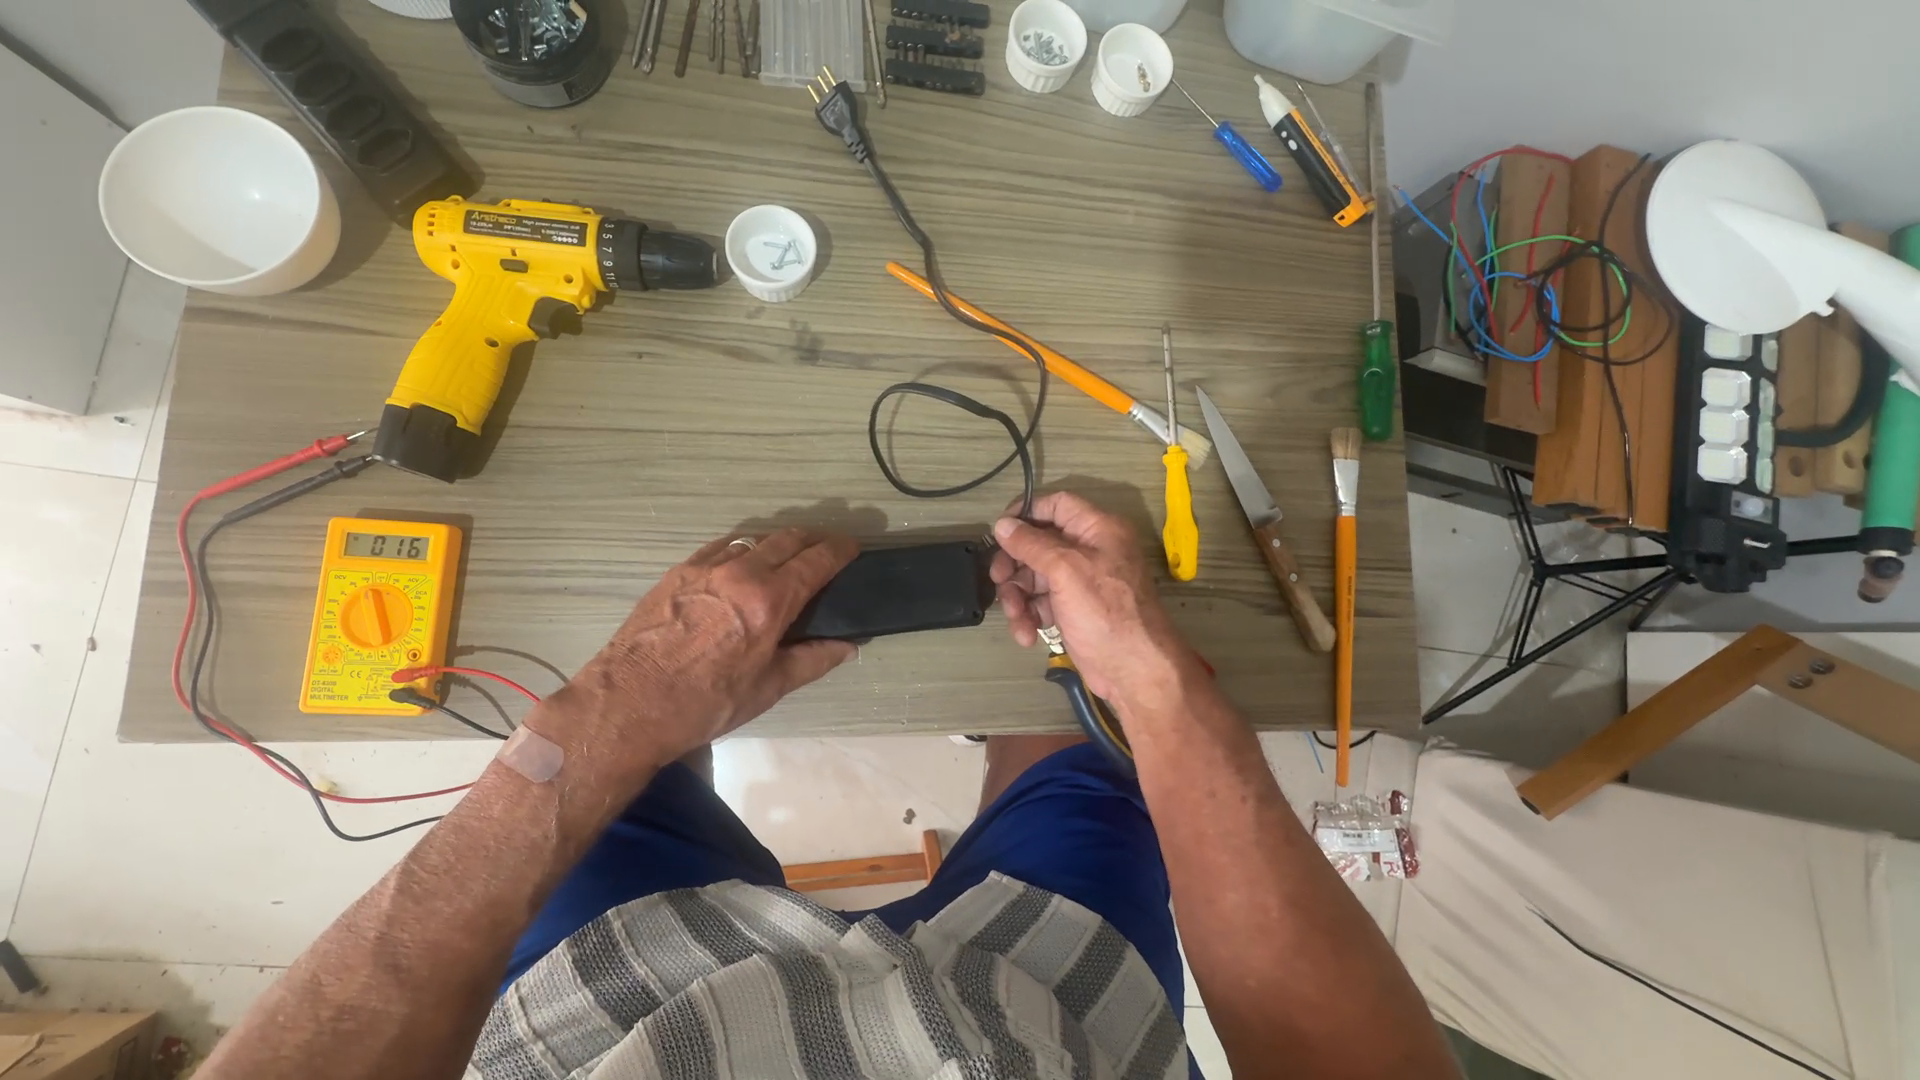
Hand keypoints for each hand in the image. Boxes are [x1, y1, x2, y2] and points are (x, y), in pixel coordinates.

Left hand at [537, 528, 858, 783]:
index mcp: (769, 601)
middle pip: (787, 539)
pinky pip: (719, 548)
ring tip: (784, 559)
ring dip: (776, 544)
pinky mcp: (677, 572)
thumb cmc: (705, 704)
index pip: (816, 560)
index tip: (852, 548)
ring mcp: (704, 567)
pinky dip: (741, 550)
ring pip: (752, 540)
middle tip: (825, 550)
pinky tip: (739, 567)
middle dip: (812, 539)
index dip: (840, 550)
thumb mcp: (768, 688)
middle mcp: (740, 573)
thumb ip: (813, 660)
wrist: (628, 705)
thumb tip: (848, 646)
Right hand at [989, 492, 1194, 704]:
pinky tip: (1027, 635)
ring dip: (1018, 597)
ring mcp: (1081, 583)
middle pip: (1040, 544)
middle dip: (1015, 564)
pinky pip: (1042, 603)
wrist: (1134, 671)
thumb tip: (1003, 524)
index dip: (1027, 513)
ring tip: (1017, 618)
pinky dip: (1030, 616)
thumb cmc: (1105, 612)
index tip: (1000, 530)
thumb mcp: (1066, 570)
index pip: (1057, 505)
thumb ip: (1032, 544)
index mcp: (1098, 530)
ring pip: (1035, 577)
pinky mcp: (1074, 611)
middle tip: (998, 580)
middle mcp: (1090, 551)